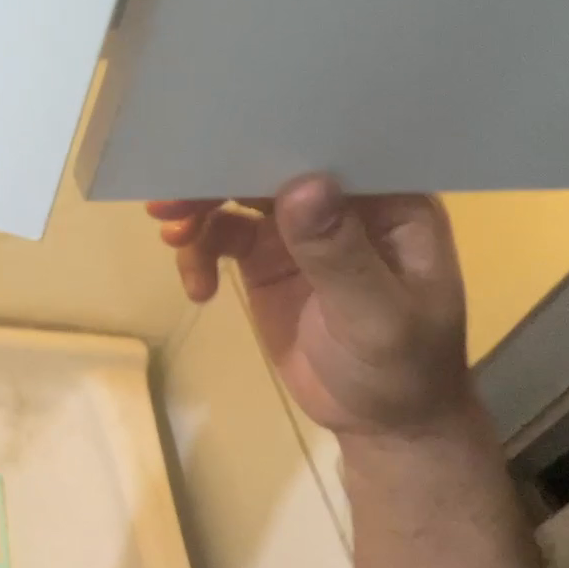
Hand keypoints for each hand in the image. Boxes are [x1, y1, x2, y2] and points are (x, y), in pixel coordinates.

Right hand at [150, 174, 470, 437]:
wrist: (379, 422)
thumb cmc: (400, 370)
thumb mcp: (376, 317)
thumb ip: (339, 254)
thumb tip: (302, 185)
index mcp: (385, 202)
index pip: (324, 151)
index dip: (270, 144)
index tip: (214, 154)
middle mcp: (339, 203)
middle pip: (266, 169)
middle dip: (214, 181)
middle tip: (168, 204)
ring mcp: (298, 229)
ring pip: (234, 198)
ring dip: (197, 216)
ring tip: (173, 243)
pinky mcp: (264, 255)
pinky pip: (219, 235)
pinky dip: (198, 255)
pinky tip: (197, 290)